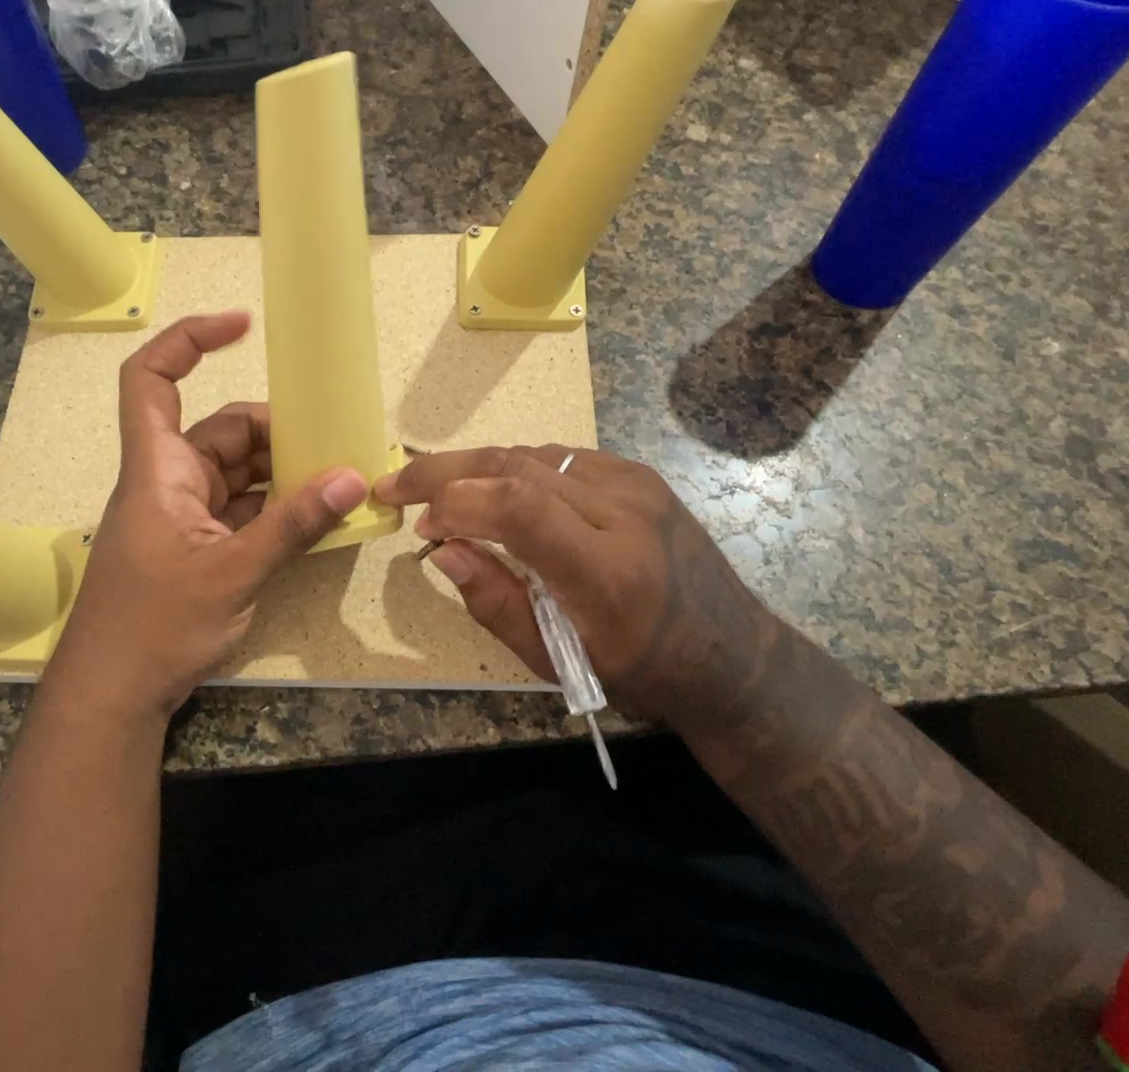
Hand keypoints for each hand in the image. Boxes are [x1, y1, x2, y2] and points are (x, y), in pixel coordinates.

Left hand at [43, 312, 369, 723]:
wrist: (114, 693)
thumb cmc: (155, 626)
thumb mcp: (234, 573)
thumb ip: (294, 525)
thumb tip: (353, 478)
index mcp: (158, 470)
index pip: (154, 381)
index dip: (189, 341)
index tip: (242, 326)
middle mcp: (169, 483)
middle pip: (221, 431)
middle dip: (277, 433)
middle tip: (334, 446)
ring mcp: (183, 518)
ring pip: (237, 474)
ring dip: (283, 476)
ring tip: (337, 482)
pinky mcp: (197, 549)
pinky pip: (241, 511)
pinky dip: (276, 511)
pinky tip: (315, 519)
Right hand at [374, 446, 781, 728]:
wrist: (730, 652)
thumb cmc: (641, 671)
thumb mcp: (560, 658)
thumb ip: (495, 602)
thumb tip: (441, 550)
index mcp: (607, 570)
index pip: (518, 507)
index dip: (456, 503)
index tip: (419, 525)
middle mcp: (625, 512)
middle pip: (518, 467)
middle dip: (447, 471)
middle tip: (398, 485)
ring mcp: (638, 486)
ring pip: (536, 456)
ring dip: (478, 466)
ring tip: (435, 488)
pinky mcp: (641, 477)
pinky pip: (563, 460)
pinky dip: (516, 469)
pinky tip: (494, 489)